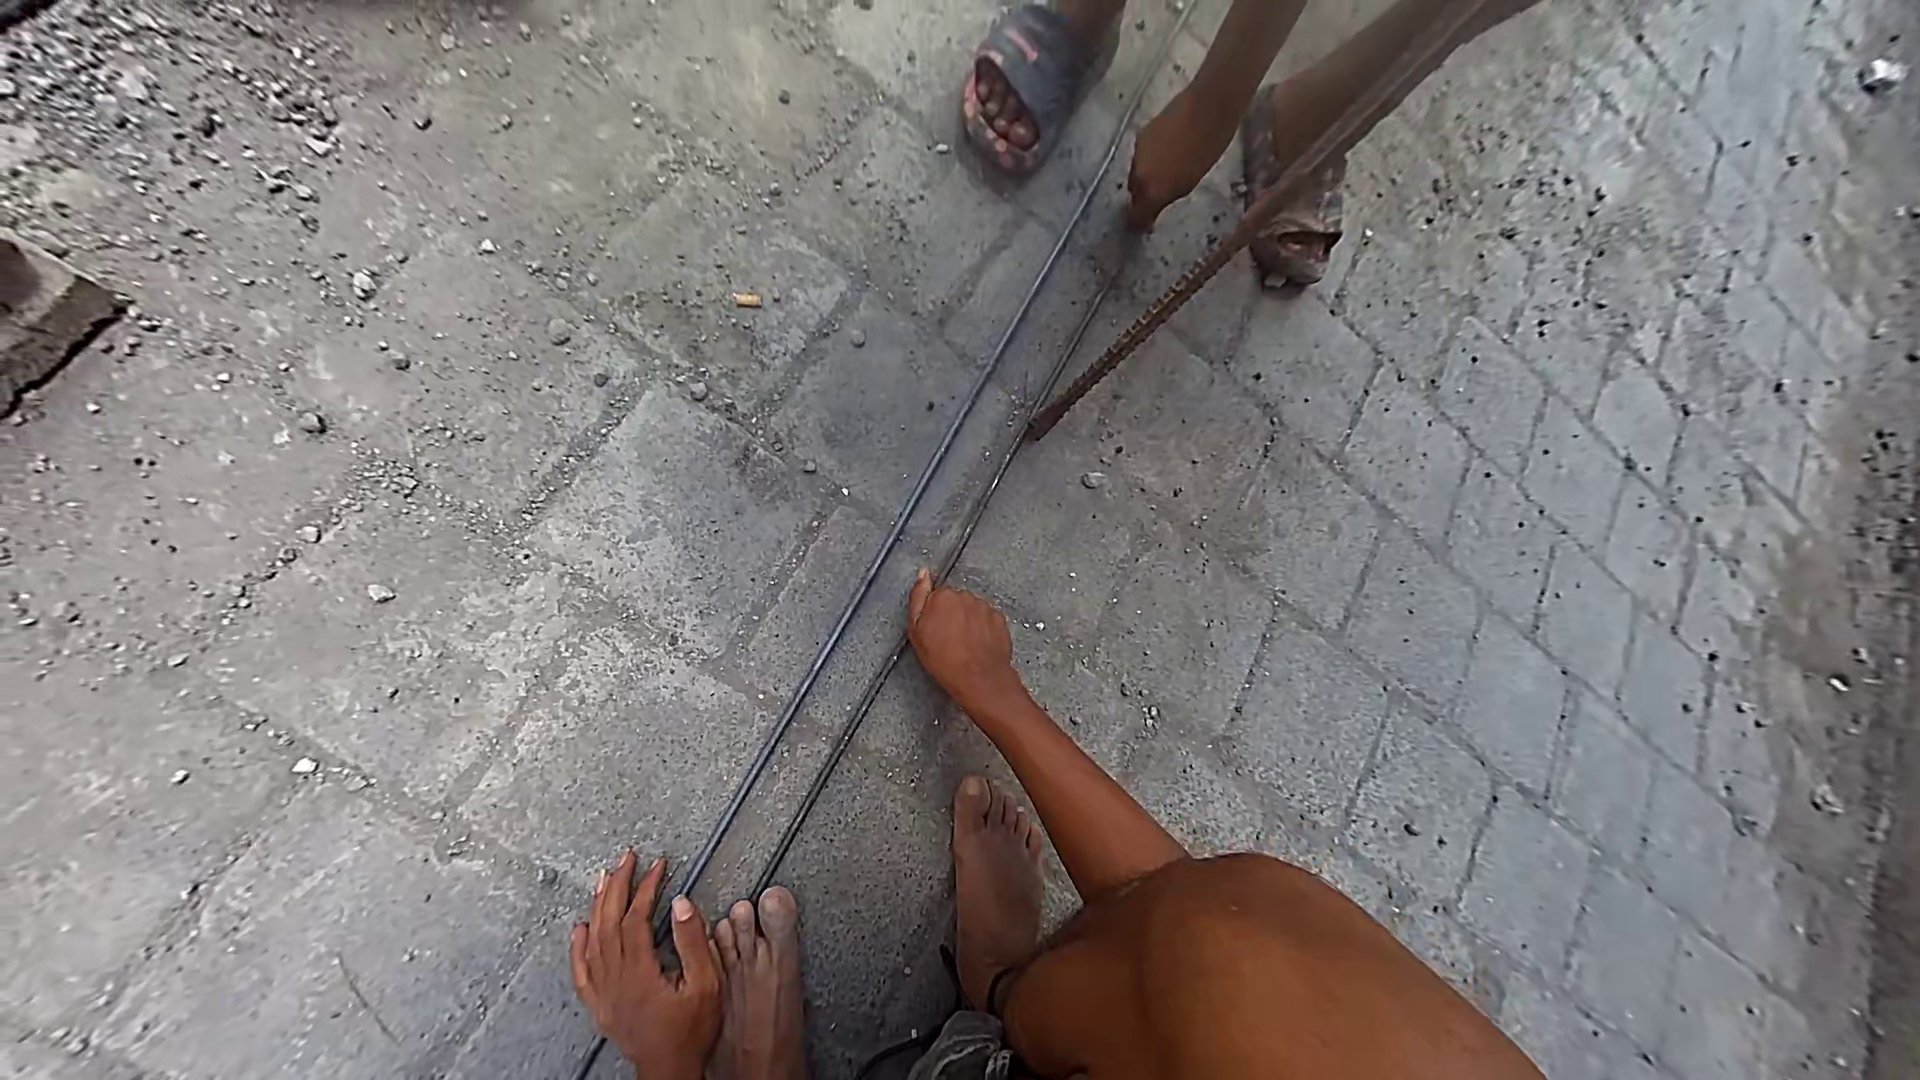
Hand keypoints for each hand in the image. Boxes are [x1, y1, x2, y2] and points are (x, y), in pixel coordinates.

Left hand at [570, 852, 722, 1079]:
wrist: (671, 1072)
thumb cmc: (693, 1030)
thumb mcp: (706, 982)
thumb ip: (693, 941)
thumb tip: (681, 903)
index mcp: (640, 975)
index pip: (636, 919)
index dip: (646, 888)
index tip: (658, 865)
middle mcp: (615, 984)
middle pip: (608, 924)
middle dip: (618, 886)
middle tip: (626, 859)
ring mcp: (604, 996)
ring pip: (593, 943)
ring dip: (598, 906)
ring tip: (604, 879)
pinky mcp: (601, 1006)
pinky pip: (582, 972)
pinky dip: (578, 947)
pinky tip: (580, 928)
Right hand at [907, 569, 1026, 712]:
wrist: (978, 677)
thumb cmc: (945, 659)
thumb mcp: (916, 630)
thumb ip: (918, 597)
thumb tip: (923, 574)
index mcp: (943, 596)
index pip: (936, 596)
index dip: (934, 613)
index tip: (935, 628)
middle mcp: (966, 597)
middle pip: (956, 601)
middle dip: (952, 616)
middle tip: (948, 639)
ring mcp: (984, 607)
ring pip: (972, 610)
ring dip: (968, 622)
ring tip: (964, 645)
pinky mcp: (999, 619)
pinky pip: (987, 620)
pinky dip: (983, 629)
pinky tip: (977, 645)